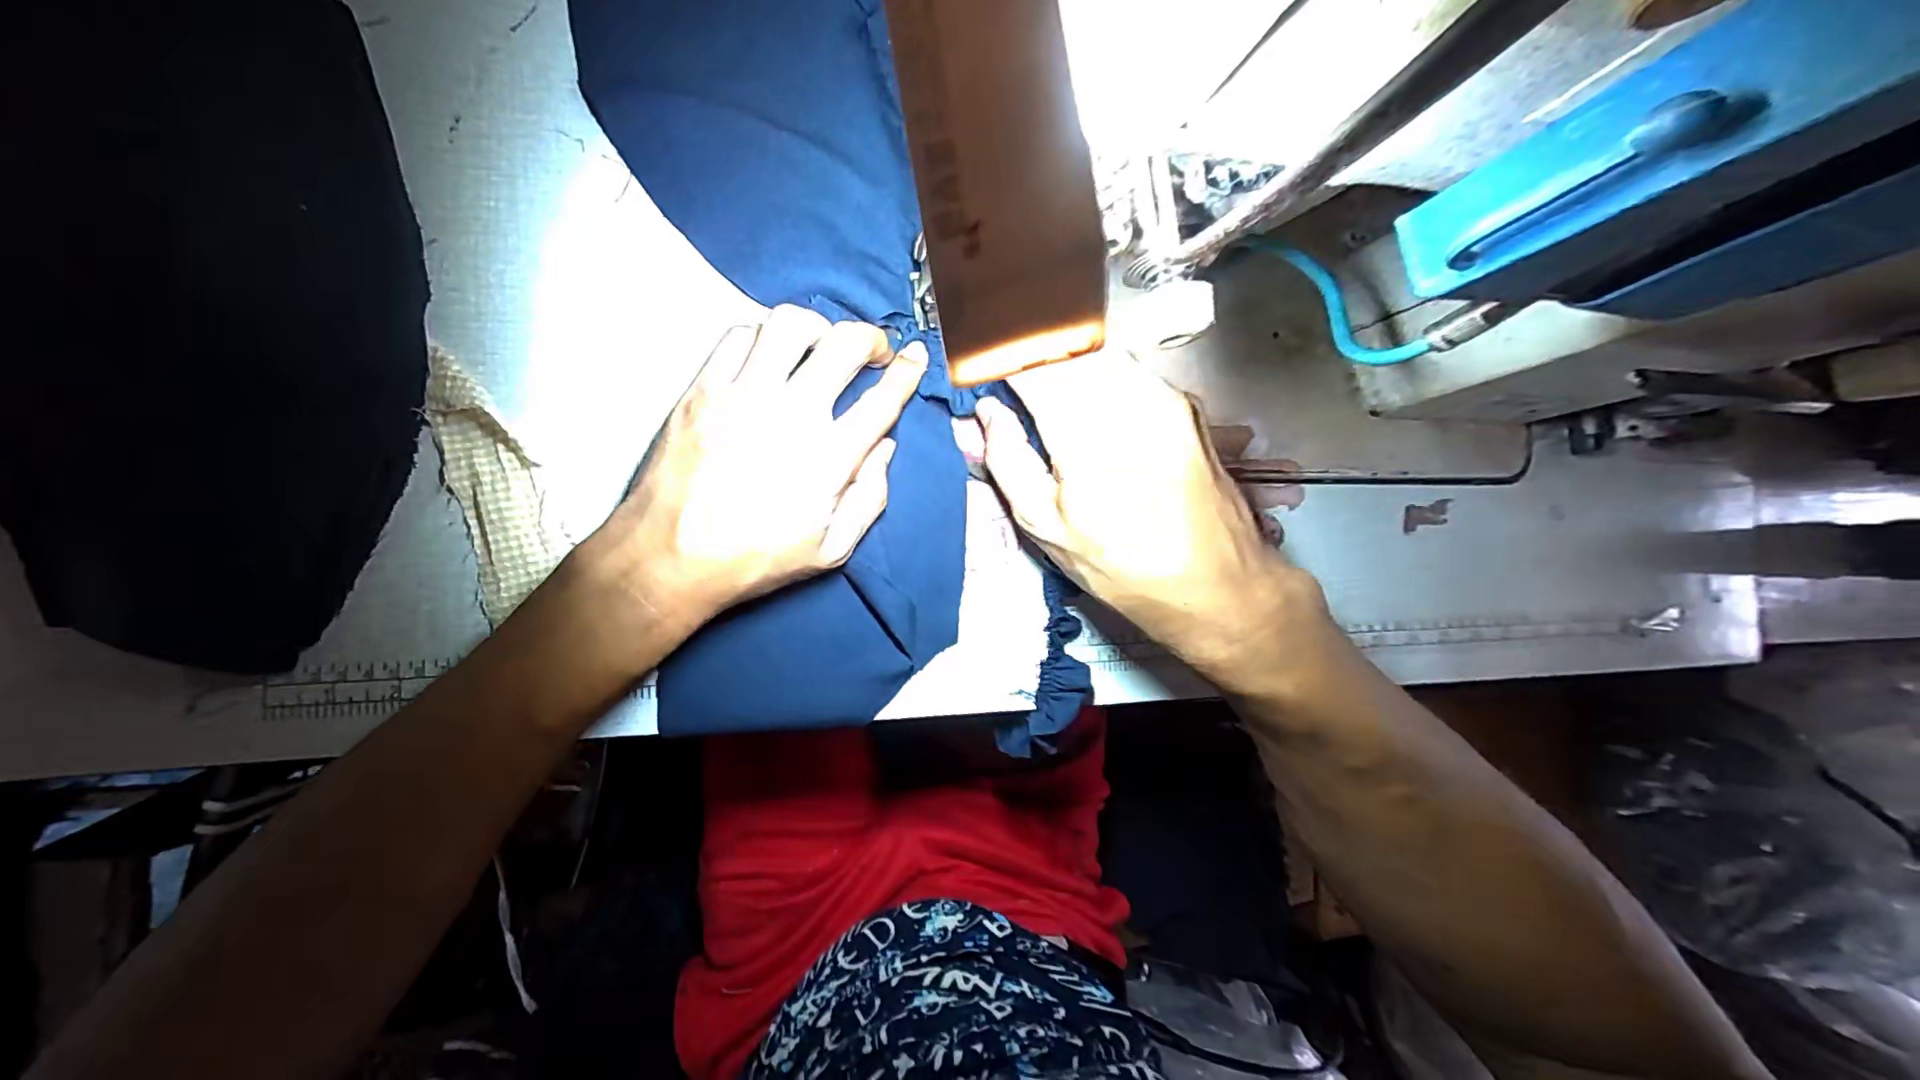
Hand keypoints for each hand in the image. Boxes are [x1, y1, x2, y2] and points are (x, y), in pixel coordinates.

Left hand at [586, 305, 925, 631]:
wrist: (669, 558)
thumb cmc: (753, 560)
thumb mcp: (831, 549)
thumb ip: (870, 497)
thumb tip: (885, 448)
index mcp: (830, 457)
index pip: (883, 398)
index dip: (907, 371)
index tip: (914, 357)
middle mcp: (791, 415)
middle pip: (844, 344)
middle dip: (870, 337)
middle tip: (872, 350)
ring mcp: (743, 396)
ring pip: (789, 324)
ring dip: (817, 327)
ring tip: (820, 345)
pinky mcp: (703, 389)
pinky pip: (738, 336)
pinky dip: (763, 335)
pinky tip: (769, 354)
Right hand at [977, 349, 1326, 685]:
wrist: (1219, 583)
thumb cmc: (1131, 570)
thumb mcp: (1048, 529)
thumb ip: (1008, 461)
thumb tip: (987, 415)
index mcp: (1085, 434)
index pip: (1028, 363)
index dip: (995, 354)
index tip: (975, 361)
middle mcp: (1128, 402)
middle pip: (1063, 343)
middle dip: (1026, 348)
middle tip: (1001, 366)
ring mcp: (1163, 397)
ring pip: (1097, 348)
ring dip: (1060, 355)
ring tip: (1039, 381)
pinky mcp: (1183, 404)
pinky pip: (1126, 366)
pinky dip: (1094, 368)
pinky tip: (1084, 398)